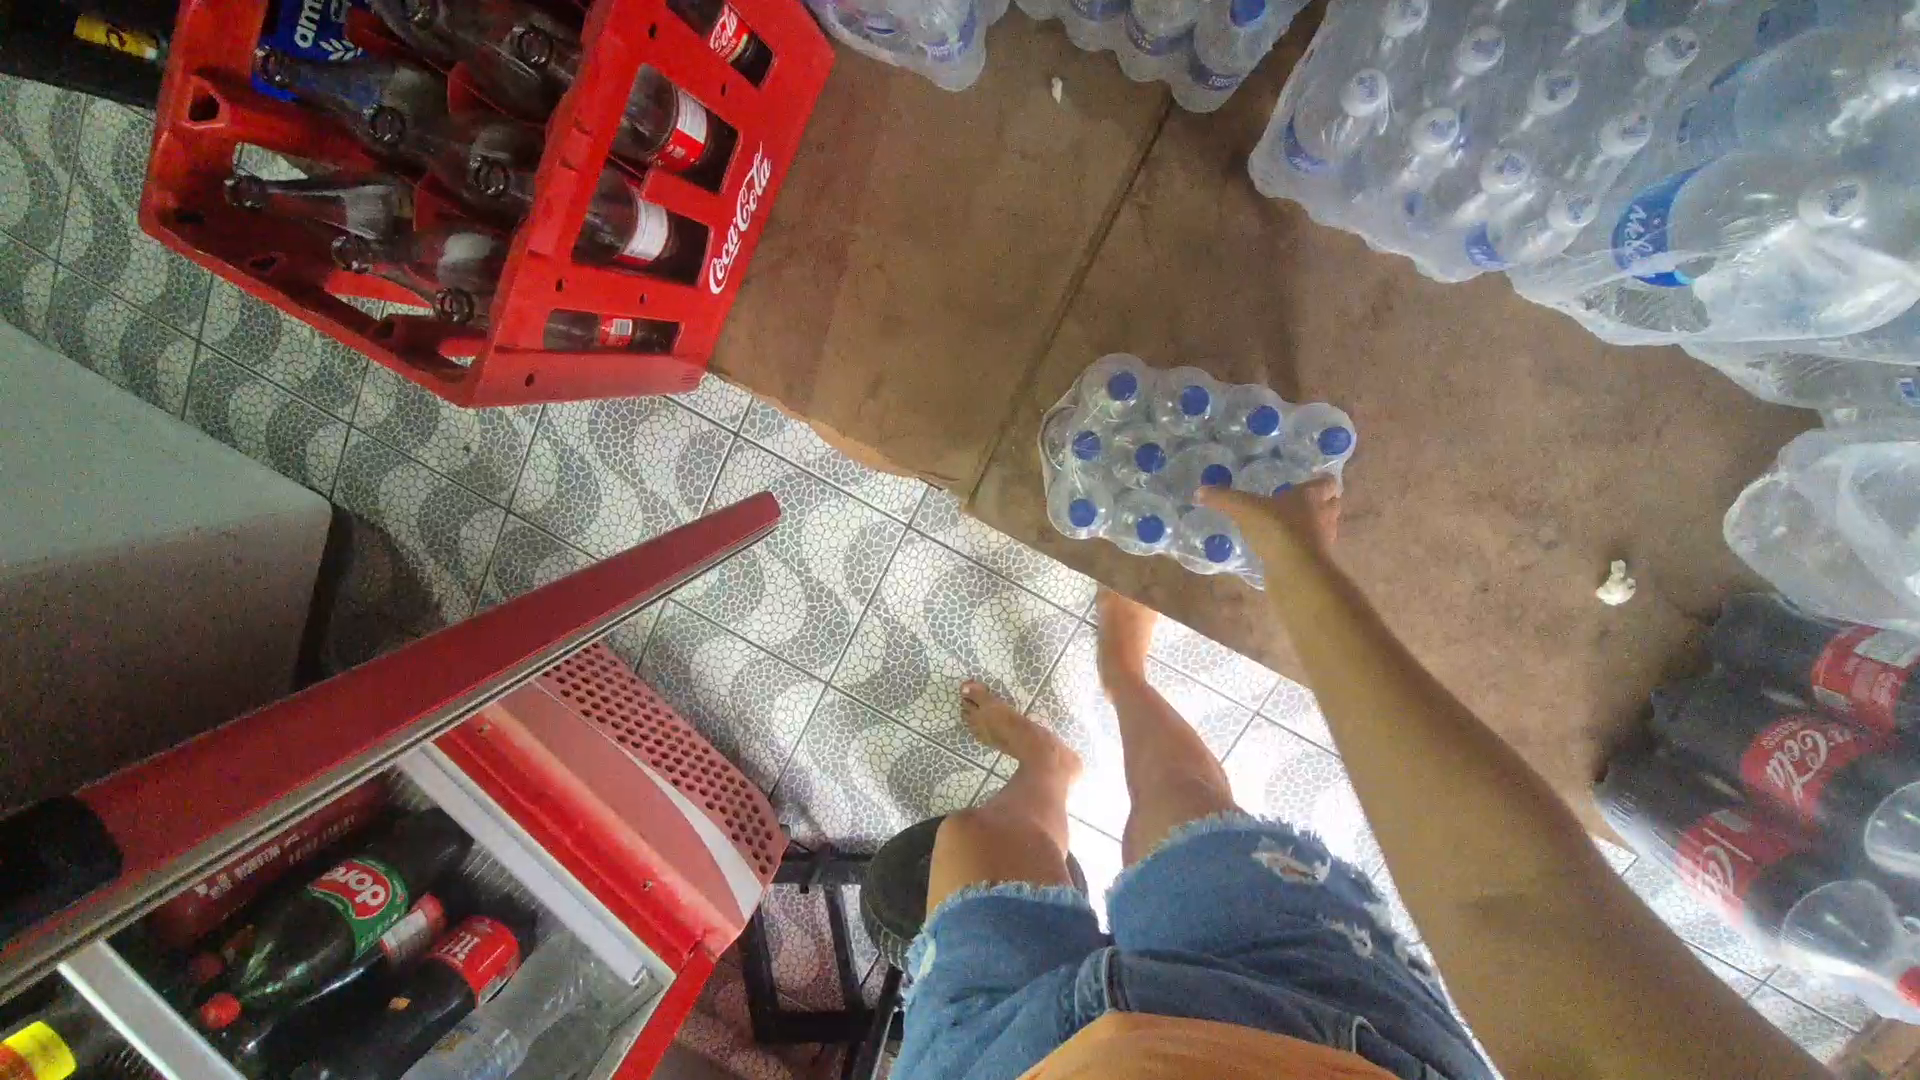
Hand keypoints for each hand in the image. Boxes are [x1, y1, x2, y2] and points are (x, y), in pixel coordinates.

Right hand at [1198, 477, 1340, 559]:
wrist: (1294, 567)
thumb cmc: (1275, 527)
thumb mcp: (1243, 508)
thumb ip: (1223, 499)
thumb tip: (1199, 491)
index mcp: (1311, 496)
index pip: (1327, 484)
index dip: (1321, 482)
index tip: (1313, 481)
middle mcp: (1324, 515)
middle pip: (1332, 505)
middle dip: (1322, 504)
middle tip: (1304, 504)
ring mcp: (1324, 540)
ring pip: (1326, 528)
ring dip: (1315, 526)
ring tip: (1294, 527)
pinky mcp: (1317, 561)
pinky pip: (1313, 549)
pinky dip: (1305, 548)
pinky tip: (1287, 550)